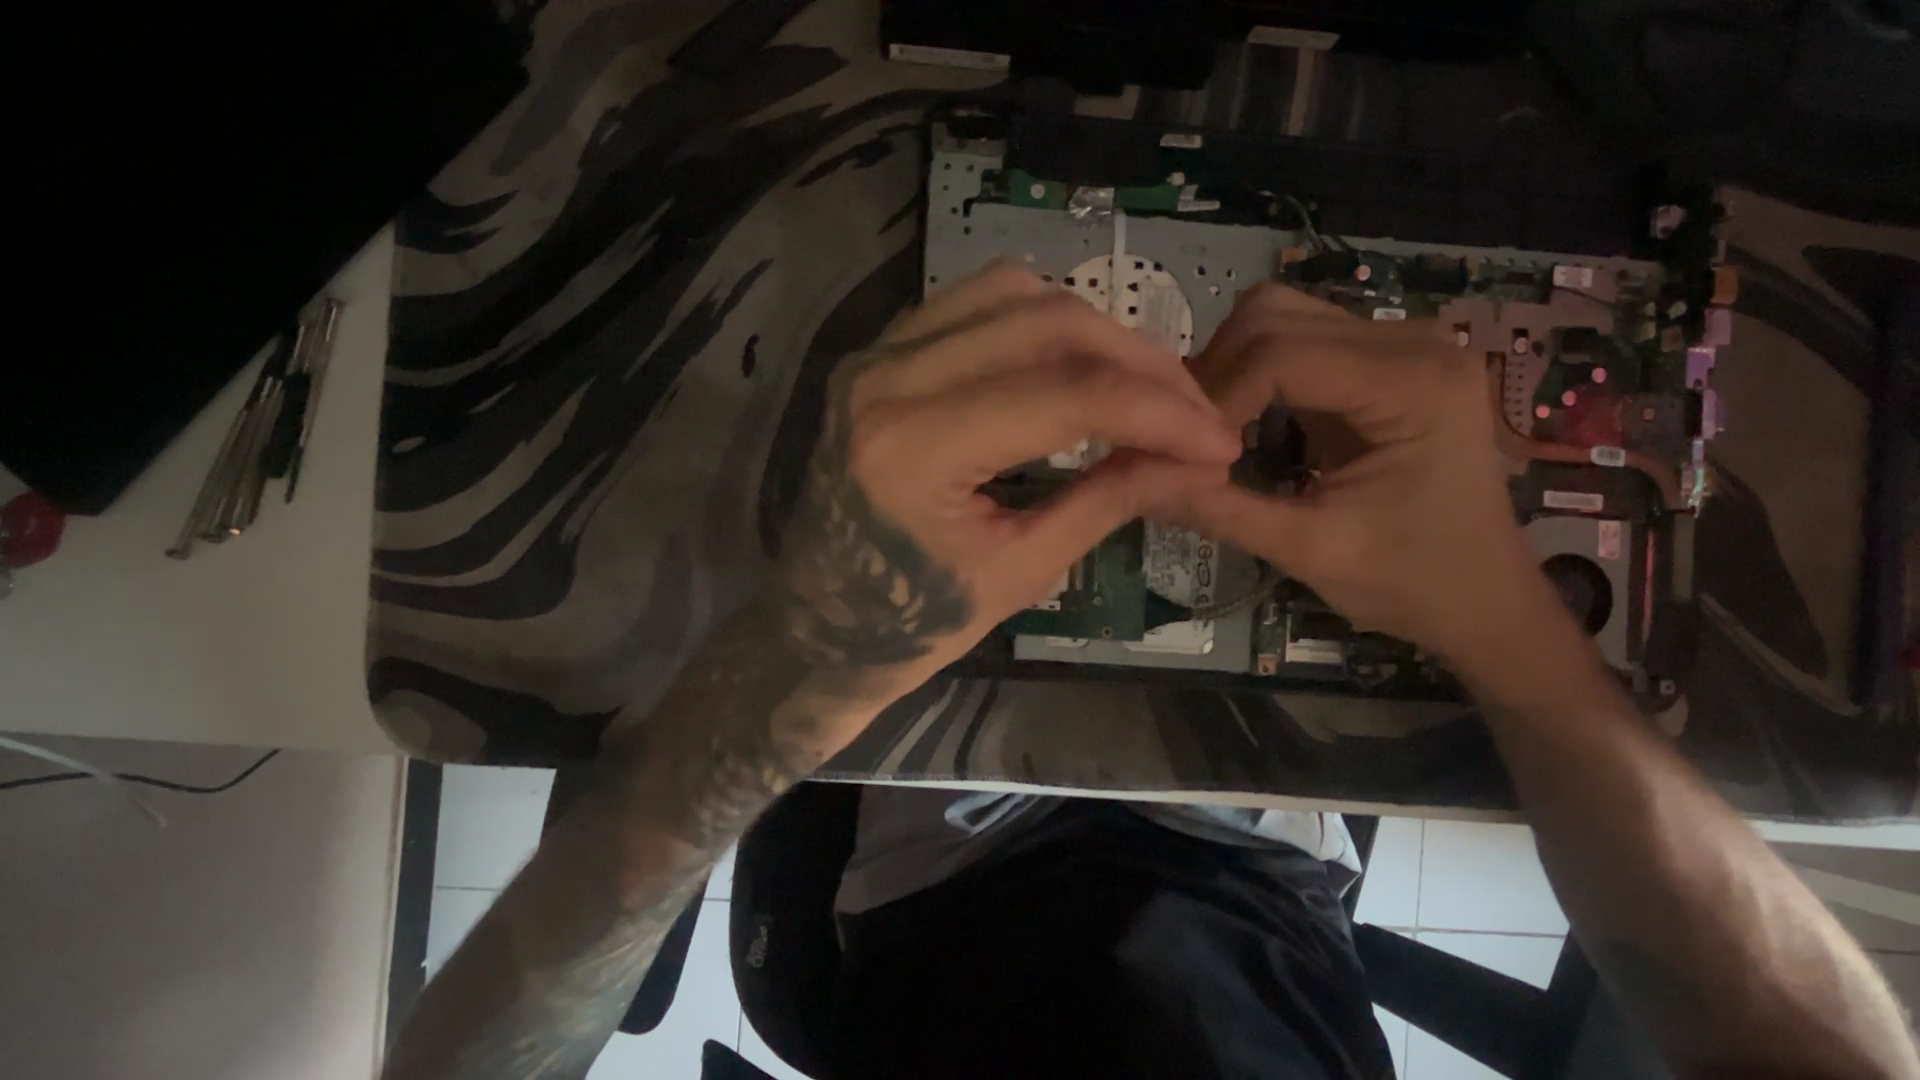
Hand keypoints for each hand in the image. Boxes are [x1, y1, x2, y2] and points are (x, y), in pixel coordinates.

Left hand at [774, 262, 1241, 712]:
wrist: (819, 625)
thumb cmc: (913, 622)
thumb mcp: (1021, 571)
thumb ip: (1109, 500)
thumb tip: (1198, 461)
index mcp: (916, 448)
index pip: (1067, 395)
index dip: (1160, 412)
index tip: (1219, 442)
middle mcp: (888, 378)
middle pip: (1048, 324)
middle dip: (1141, 364)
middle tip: (1194, 411)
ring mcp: (876, 355)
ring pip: (1014, 294)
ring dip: (1094, 331)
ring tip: (1143, 386)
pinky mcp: (879, 352)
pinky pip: (974, 302)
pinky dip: (1040, 319)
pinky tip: (1077, 362)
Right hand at [1176, 284, 1577, 682]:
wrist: (1485, 602)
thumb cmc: (1411, 582)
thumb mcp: (1308, 550)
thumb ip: (1218, 508)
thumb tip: (1130, 477)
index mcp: (1412, 382)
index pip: (1279, 353)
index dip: (1213, 400)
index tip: (1179, 457)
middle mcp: (1412, 341)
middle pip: (1273, 315)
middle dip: (1216, 374)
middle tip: (1187, 442)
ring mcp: (1402, 345)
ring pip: (1279, 318)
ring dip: (1230, 369)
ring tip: (1208, 434)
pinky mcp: (1385, 362)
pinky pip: (1299, 341)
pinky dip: (1254, 374)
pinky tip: (1239, 423)